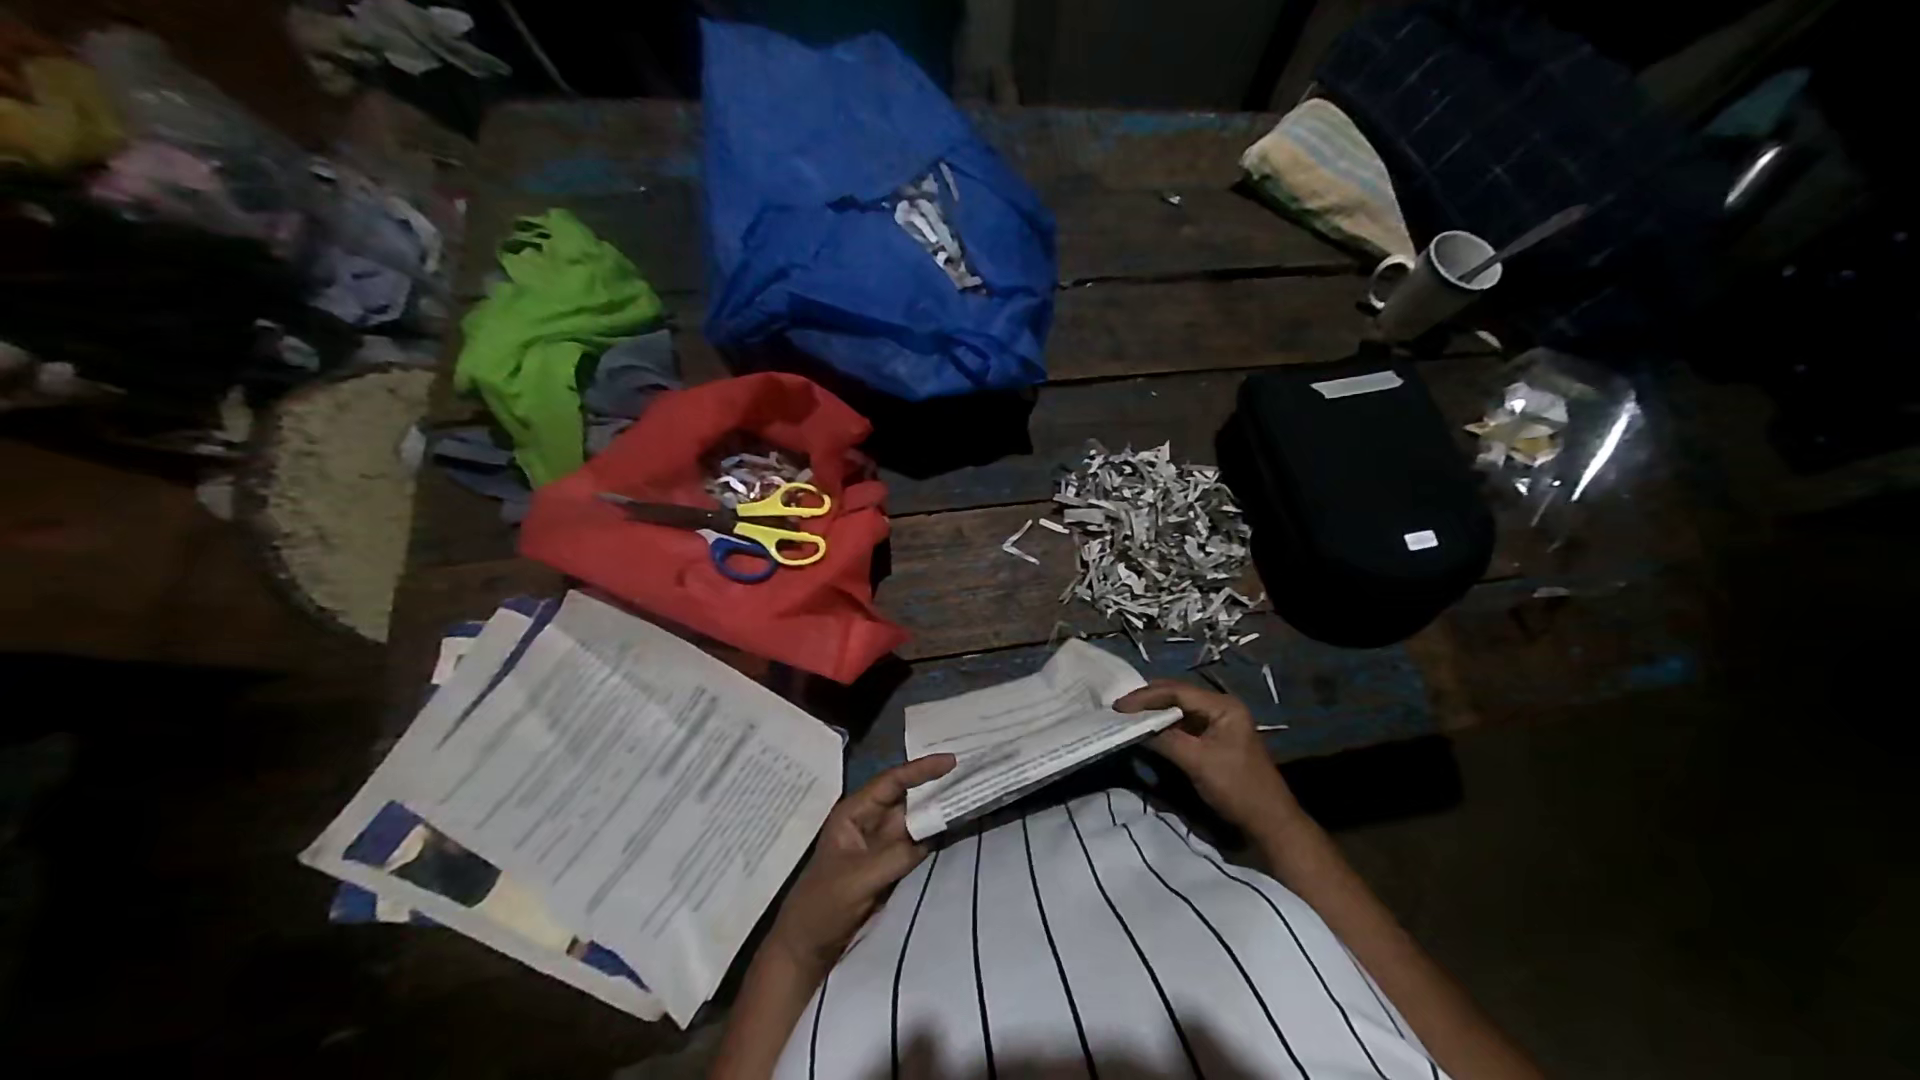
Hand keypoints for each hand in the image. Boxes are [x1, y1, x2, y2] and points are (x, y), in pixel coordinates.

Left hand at [766, 754, 955, 974]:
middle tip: (971, 772)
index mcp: (854, 814)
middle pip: (908, 798)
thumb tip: (933, 833)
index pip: (892, 783)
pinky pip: (919, 845)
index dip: (921, 770)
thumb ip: (896, 855)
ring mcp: (883, 845)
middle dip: (936, 785)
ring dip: (940, 810)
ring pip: (916, 820)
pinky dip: (937, 836)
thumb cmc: (822, 905)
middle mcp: (871, 823)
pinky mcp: (892, 867)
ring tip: (971, 794)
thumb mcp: (857, 878)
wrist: (808, 948)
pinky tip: (958, 828)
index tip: (951, 760)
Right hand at [1115, 679, 1297, 829]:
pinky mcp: (1213, 740)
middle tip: (1119, 709)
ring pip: (1178, 710)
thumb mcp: (1197, 762)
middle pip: (1177, 696)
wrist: (1270, 823)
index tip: (1118, 706)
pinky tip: (1146, 731)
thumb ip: (1165, 739)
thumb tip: (1133, 727)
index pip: (1177, 691)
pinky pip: (1182, 726)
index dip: (1145, 697)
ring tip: (1127, 718)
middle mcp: (1221, 708)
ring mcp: (1218, 724)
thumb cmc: (1237, 788)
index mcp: (1223, 706)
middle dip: (1147, 701)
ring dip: (1154, 714)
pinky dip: (1163, 727)